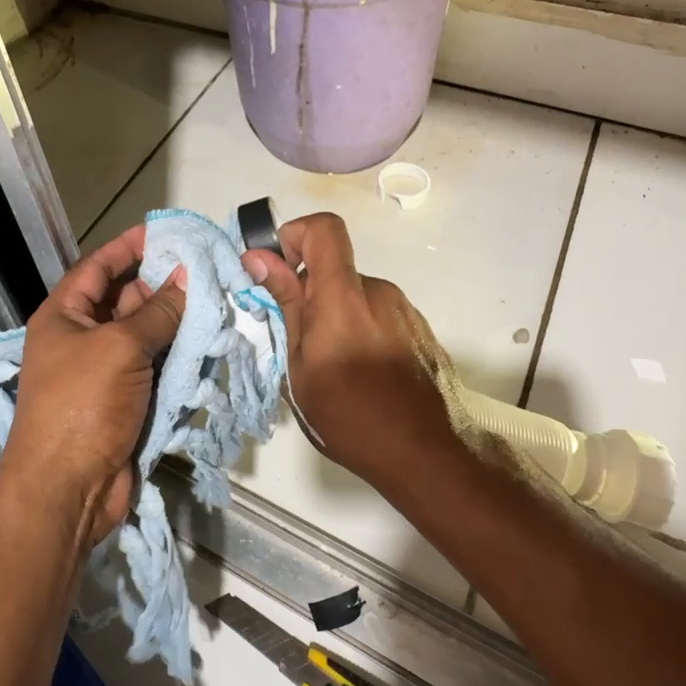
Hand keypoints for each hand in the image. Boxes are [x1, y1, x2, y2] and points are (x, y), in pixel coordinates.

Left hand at [4, 224, 185, 544]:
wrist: (67, 490)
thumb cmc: (82, 405)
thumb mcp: (120, 348)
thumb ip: (156, 312)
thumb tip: (186, 280)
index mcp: (63, 316)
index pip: (96, 268)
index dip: (127, 247)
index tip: (163, 231)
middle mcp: (80, 339)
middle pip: (123, 300)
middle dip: (159, 284)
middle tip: (203, 268)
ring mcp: (102, 373)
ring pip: (143, 335)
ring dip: (173, 320)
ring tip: (214, 299)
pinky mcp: (123, 402)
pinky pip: (153, 367)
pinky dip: (176, 355)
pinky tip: (206, 341)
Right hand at [240, 213, 458, 489]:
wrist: (427, 457)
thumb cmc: (350, 417)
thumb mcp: (300, 366)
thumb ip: (286, 304)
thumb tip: (259, 258)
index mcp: (343, 297)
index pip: (323, 228)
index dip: (295, 235)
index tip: (279, 271)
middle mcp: (378, 292)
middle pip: (336, 270)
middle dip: (312, 294)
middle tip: (301, 343)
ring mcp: (405, 311)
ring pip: (357, 296)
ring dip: (339, 317)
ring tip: (336, 369)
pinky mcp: (421, 330)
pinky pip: (381, 315)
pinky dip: (364, 332)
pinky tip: (365, 376)